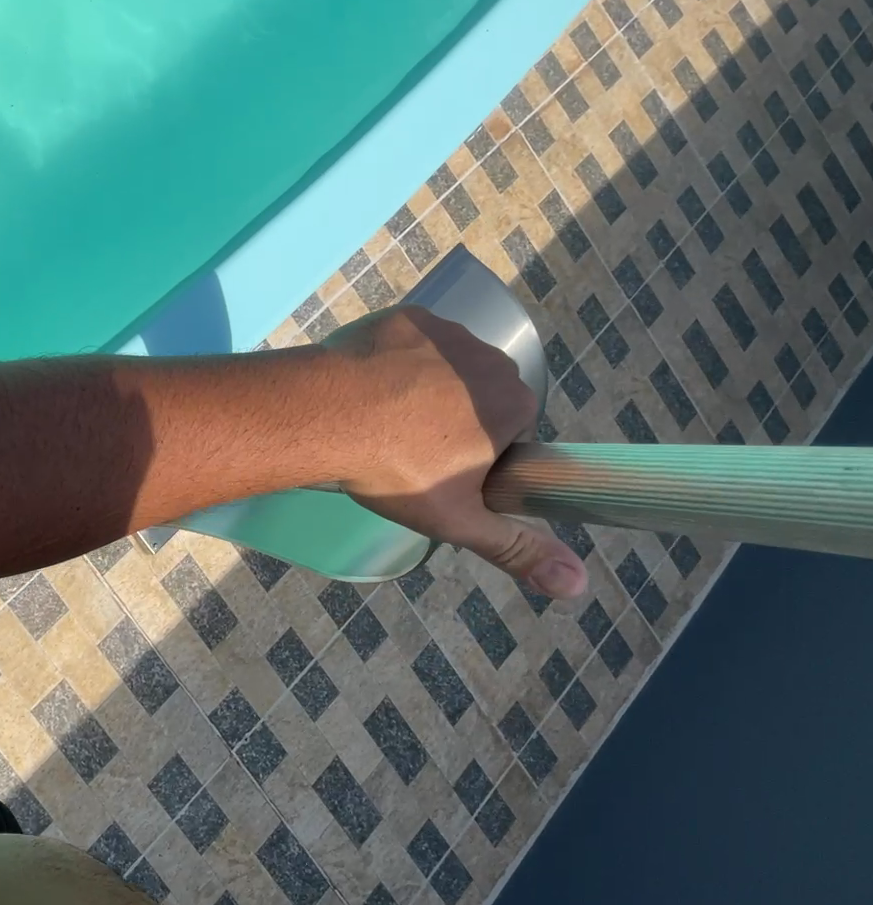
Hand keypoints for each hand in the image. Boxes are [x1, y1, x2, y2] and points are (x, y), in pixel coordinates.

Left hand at [319, 307, 588, 598]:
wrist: (326, 416)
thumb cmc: (393, 470)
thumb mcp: (456, 519)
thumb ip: (516, 549)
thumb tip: (578, 586)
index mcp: (514, 402)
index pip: (502, 430)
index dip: (468, 451)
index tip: (430, 466)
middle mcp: (490, 360)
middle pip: (471, 394)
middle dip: (444, 416)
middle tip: (396, 443)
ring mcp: (445, 333)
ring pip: (437, 365)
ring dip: (414, 384)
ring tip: (372, 415)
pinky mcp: (402, 319)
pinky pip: (403, 339)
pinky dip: (388, 357)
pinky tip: (362, 381)